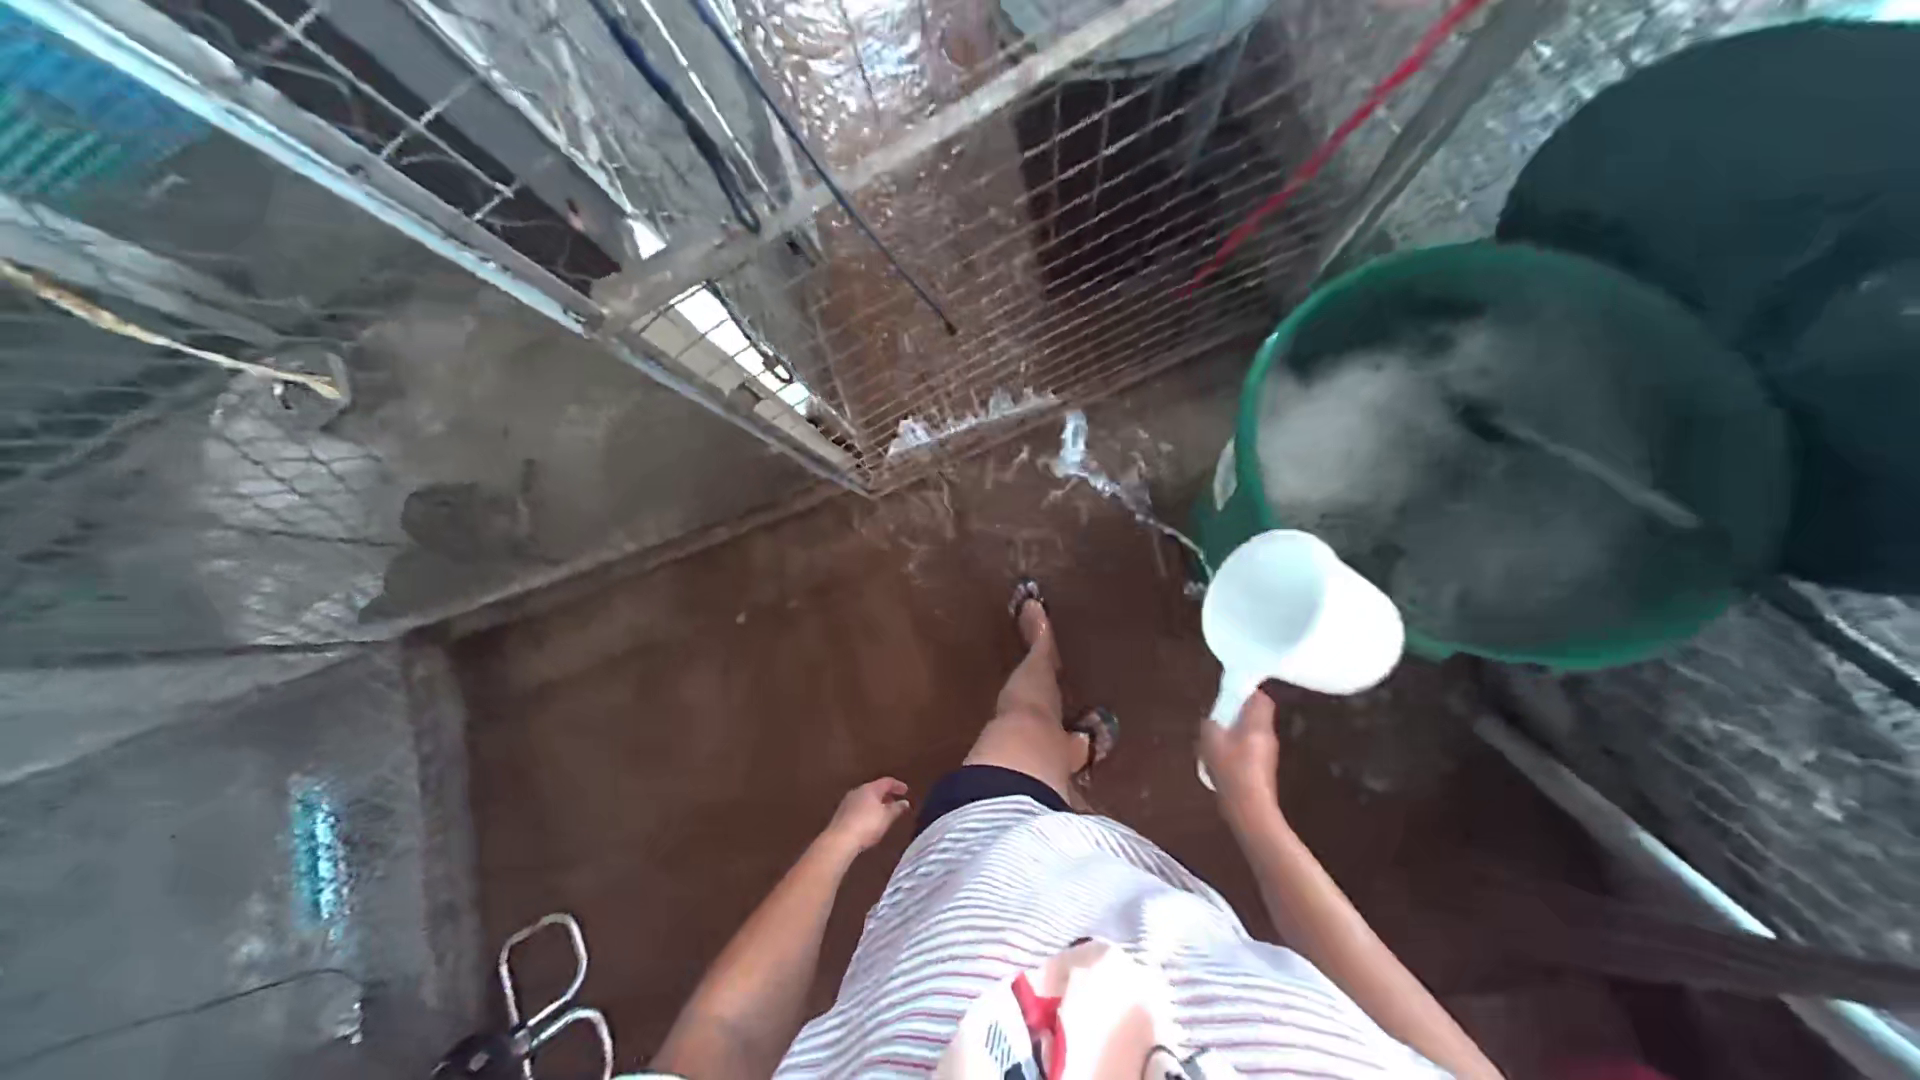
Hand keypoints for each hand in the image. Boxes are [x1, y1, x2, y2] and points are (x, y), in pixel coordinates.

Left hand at [821, 777, 910, 855]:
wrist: (840, 840)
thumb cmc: (867, 825)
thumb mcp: (886, 817)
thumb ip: (897, 808)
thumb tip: (905, 802)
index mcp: (870, 788)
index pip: (887, 782)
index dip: (898, 785)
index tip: (906, 791)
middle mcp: (858, 791)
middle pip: (875, 789)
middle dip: (886, 795)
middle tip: (896, 802)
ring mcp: (848, 801)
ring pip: (866, 798)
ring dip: (877, 803)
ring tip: (884, 812)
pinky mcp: (841, 813)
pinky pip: (859, 806)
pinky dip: (868, 810)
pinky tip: (870, 820)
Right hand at [1198, 689, 1282, 823]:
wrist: (1248, 807)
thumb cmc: (1231, 770)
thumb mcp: (1211, 742)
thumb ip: (1211, 725)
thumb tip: (1212, 720)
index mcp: (1258, 725)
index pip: (1261, 699)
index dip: (1248, 692)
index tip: (1231, 693)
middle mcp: (1267, 736)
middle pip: (1256, 715)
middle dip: (1238, 713)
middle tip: (1218, 715)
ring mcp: (1267, 753)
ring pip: (1251, 731)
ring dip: (1235, 730)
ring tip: (1215, 737)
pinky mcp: (1262, 767)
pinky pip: (1249, 746)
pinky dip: (1236, 745)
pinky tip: (1221, 757)